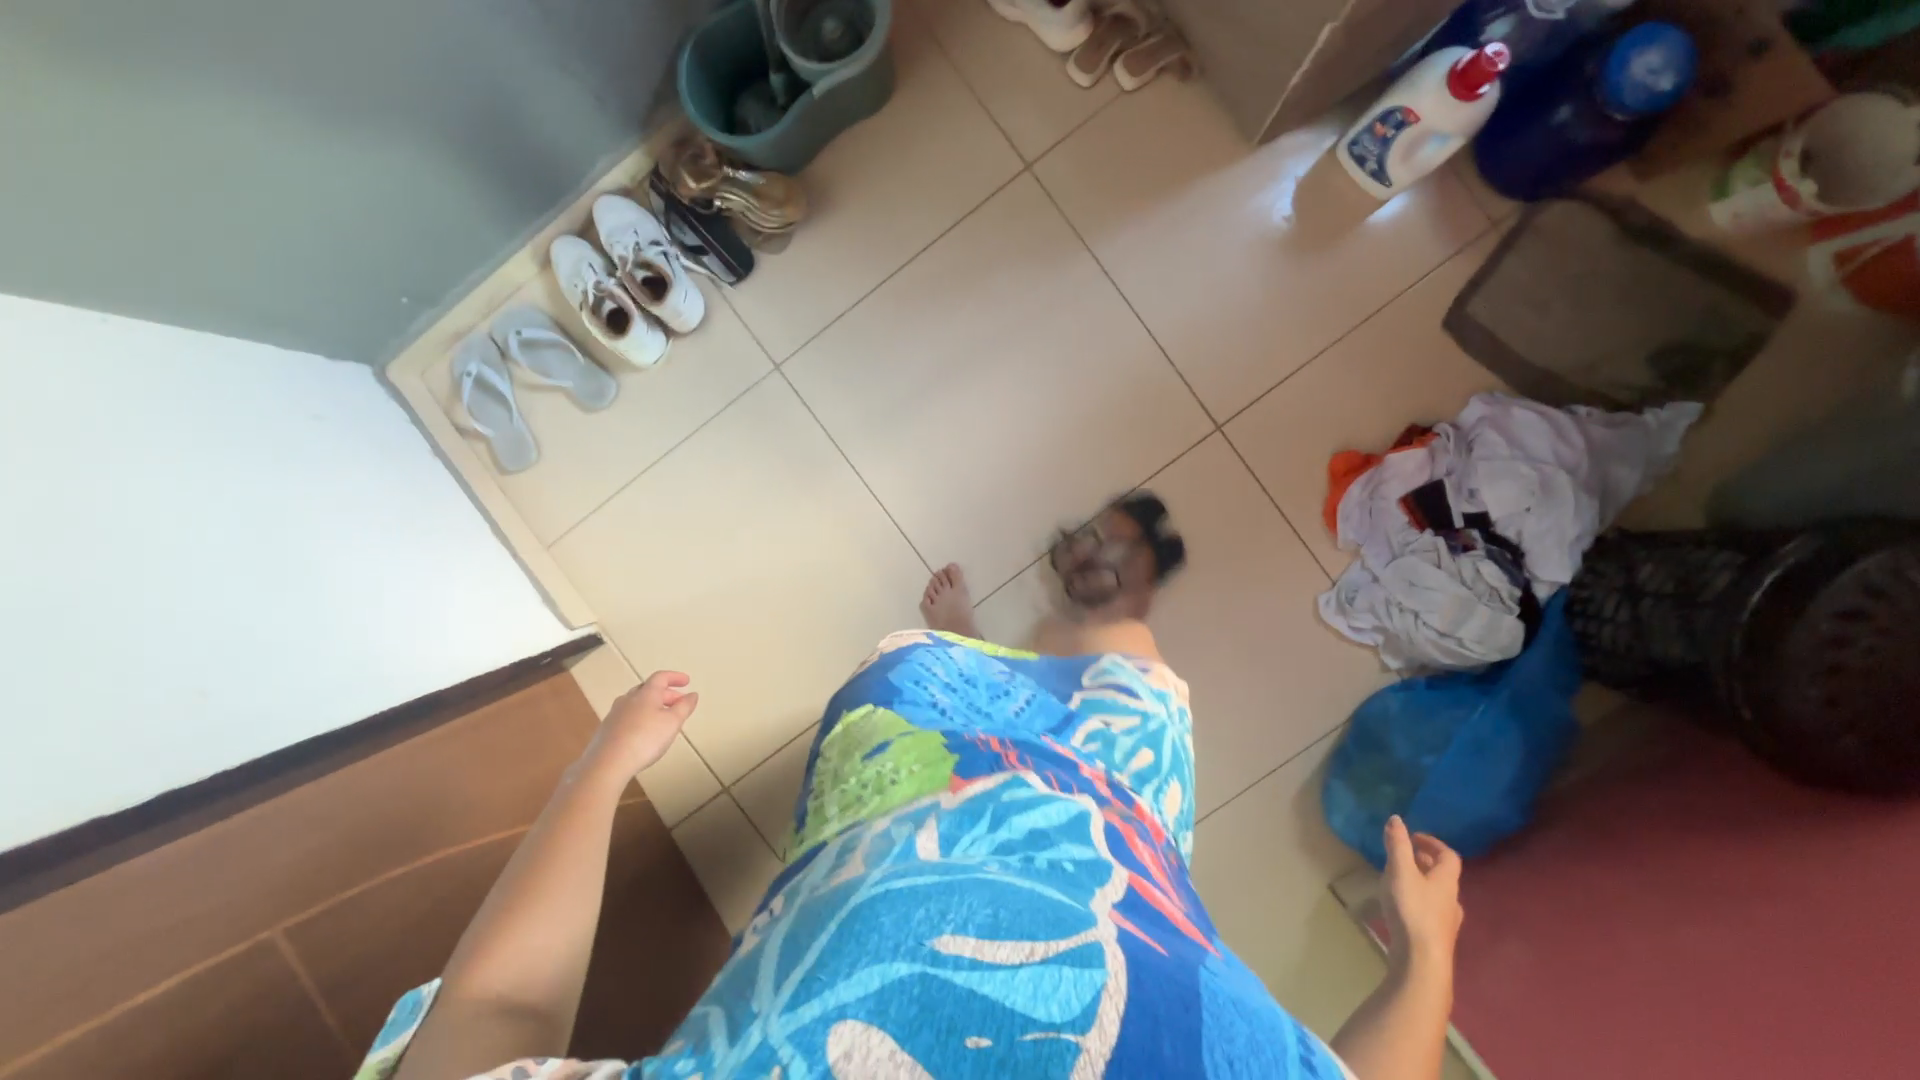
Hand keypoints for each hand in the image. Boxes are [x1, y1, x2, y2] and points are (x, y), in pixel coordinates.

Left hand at [581, 671, 698, 781]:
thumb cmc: (645, 739)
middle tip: (678, 703)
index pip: (661, 677)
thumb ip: (684, 707)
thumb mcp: (672, 723)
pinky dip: (640, 717)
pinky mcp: (607, 729)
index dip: (675, 677)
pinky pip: (627, 716)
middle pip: (648, 689)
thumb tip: (692, 694)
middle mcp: (628, 699)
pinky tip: (643, 732)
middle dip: (666, 694)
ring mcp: (615, 714)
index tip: (687, 681)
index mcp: (646, 694)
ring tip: (662, 718)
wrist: (608, 762)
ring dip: (652, 706)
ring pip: (636, 703)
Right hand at [1380, 815, 1462, 971]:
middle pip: (1443, 875)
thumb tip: (1396, 818)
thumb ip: (1397, 845)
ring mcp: (1446, 921)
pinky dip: (1418, 901)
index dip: (1433, 843)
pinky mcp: (1436, 937)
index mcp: (1446, 881)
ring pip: (1437, 894)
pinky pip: (1430, 910)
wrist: (1422, 959)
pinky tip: (1402, 907)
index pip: (1448, 856)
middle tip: (1405, 855)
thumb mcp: (1400, 872)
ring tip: (1400, 879)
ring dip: (1422, 882)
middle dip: (1425, 862)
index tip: (1414, 837)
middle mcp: (1452, 899)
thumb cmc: (1413, 910)